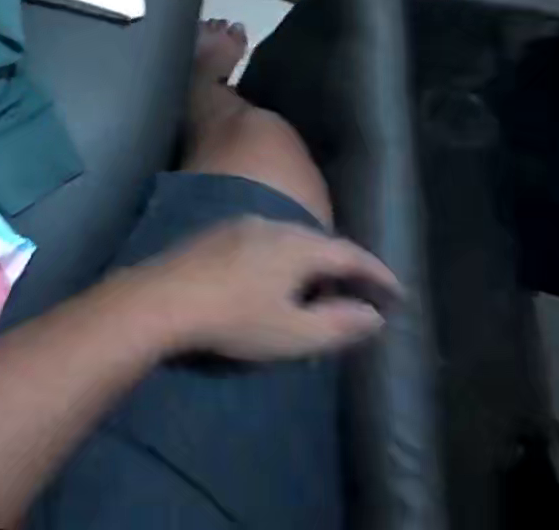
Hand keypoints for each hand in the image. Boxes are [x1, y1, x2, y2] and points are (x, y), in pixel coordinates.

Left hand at [132, 217, 402, 360]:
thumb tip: (373, 314)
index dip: (376, 272)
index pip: (347, 252)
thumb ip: (340, 323)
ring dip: (310, 257)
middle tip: (363, 290)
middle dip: (344, 263)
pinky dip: (281, 254)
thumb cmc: (233, 319)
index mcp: (294, 244)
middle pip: (316, 239)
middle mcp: (267, 223)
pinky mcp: (211, 232)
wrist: (161, 296)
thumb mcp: (295, 334)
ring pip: (286, 236)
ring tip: (322, 284)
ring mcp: (235, 224)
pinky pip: (261, 237)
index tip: (397, 293)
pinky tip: (275, 274)